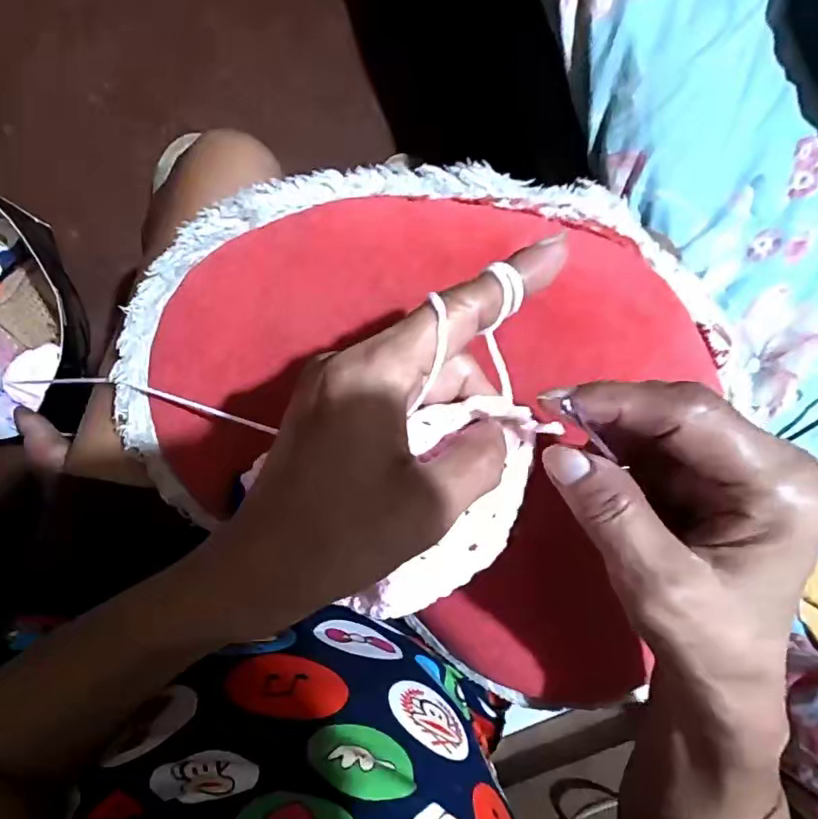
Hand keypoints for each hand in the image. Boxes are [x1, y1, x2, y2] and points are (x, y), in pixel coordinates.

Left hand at [190, 235, 568, 631]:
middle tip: (491, 446)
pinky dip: (414, 418)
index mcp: (373, 374)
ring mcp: (325, 387)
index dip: (510, 282)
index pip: (453, 312)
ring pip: (409, 376)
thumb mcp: (432, 503)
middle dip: (473, 390)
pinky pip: (382, 395)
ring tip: (453, 466)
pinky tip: (423, 459)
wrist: (262, 570)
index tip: (555, 249)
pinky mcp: (317, 412)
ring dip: (443, 410)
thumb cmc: (346, 538)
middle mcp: (344, 365)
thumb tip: (495, 429)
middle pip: (434, 352)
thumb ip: (482, 454)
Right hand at [541, 381, 817, 761]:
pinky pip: (663, 455)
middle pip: (686, 416)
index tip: (557, 402)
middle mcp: (777, 467)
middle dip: (616, 416)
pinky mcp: (719, 488)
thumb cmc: (703, 642)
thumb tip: (558, 451)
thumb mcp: (654, 581)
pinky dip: (621, 457)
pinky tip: (592, 465)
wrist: (721, 684)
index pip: (696, 418)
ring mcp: (748, 475)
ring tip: (565, 443)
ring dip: (614, 435)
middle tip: (552, 419)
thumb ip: (610, 513)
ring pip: (669, 431)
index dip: (623, 403)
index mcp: (783, 486)